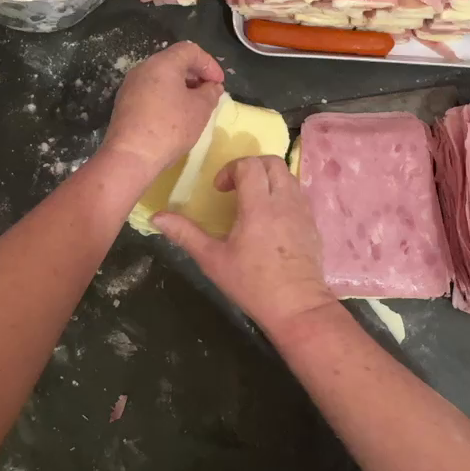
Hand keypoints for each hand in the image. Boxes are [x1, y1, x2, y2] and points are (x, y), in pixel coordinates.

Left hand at [99, 41, 224, 177]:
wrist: (131, 155)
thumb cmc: (170, 128)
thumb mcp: (200, 109)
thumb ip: (210, 93)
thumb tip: (212, 87)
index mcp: (162, 63)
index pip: (189, 50)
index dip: (209, 64)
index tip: (219, 83)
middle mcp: (143, 68)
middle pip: (173, 61)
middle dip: (195, 74)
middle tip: (209, 93)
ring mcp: (130, 86)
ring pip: (160, 77)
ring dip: (180, 86)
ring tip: (194, 105)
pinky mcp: (124, 103)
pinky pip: (150, 91)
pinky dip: (166, 96)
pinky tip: (174, 116)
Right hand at [153, 156, 336, 330]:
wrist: (297, 308)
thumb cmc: (252, 285)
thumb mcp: (213, 260)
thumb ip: (185, 234)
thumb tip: (156, 217)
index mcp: (259, 207)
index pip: (249, 165)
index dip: (231, 169)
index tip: (220, 190)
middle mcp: (284, 202)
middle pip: (272, 162)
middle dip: (251, 166)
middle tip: (236, 187)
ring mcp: (302, 211)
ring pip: (288, 175)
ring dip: (268, 178)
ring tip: (253, 200)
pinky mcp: (313, 223)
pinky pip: (298, 194)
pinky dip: (282, 194)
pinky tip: (271, 219)